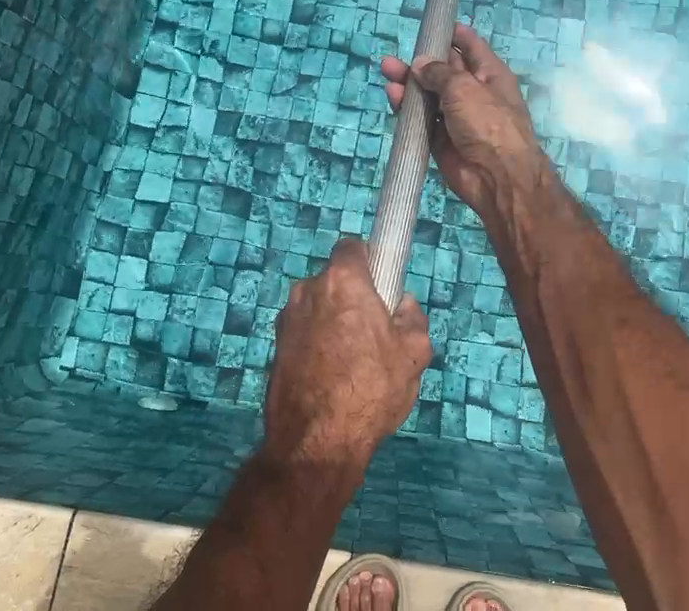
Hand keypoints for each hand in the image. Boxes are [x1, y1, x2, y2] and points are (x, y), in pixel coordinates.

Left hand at [264, 238, 431, 471]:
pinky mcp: (274, 347)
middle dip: (353, 298)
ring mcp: (286, 319)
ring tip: (354, 362)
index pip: (353, 247)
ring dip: (334, 323)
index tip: (382, 286)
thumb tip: (402, 305)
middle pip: (336, 281)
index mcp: (342, 281)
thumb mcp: (414, 353)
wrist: (317, 442)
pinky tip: (332, 377)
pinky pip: (304, 333)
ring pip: (319, 308)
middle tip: (375, 332)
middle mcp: (308, 290)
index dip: (370, 262)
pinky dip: (317, 345)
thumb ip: (412, 318)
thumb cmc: (371, 389)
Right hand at [380, 23, 551, 221]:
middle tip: (396, 57)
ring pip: (430, 95)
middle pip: (445, 71)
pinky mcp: (442, 139)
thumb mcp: (463, 88)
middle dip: (422, 61)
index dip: (452, 34)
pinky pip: (423, 119)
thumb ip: (438, 72)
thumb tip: (419, 64)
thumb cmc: (488, 123)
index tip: (430, 26)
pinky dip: (408, 109)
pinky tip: (394, 97)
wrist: (497, 177)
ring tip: (387, 72)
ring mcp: (458, 117)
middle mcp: (474, 93)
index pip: (471, 46)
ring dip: (410, 84)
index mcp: (490, 74)